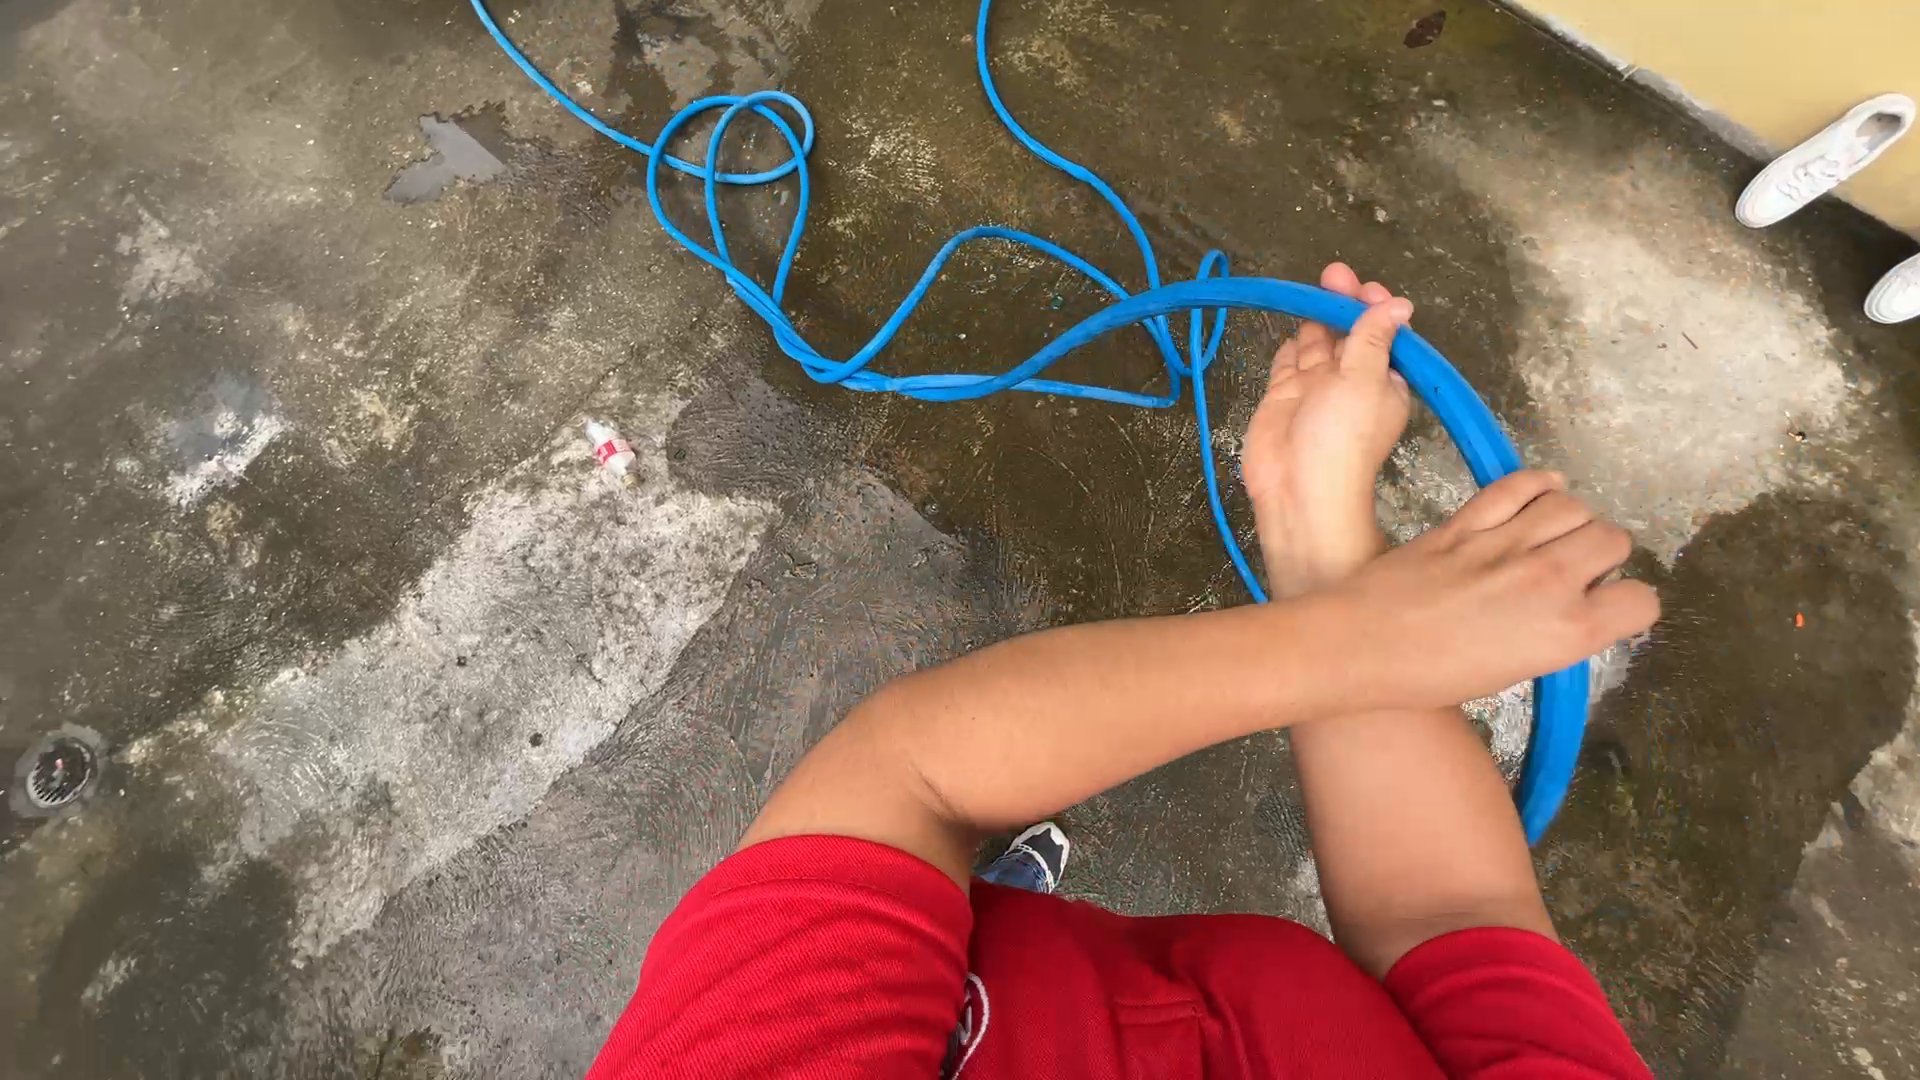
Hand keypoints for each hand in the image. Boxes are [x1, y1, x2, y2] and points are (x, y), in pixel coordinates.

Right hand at [1243, 263, 1412, 597]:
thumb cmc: (1340, 435)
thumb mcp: (1365, 380)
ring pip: (1316, 345)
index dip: (1373, 307)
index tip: (1362, 285)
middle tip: (1330, 274)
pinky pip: (1287, 365)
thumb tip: (1399, 305)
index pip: (1382, 334)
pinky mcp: (1281, 398)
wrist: (1298, 487)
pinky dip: (1289, 348)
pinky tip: (1290, 332)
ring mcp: (1313, 390)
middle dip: (1341, 304)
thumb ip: (1374, 340)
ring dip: (1315, 320)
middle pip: (1347, 334)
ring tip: (1310, 291)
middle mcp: (1349, 382)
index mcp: (1382, 380)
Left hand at [1328, 470, 1659, 711]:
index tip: (1599, 604)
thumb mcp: (1508, 671)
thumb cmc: (1424, 675)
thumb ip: (1550, 635)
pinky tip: (1539, 490)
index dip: (1623, 602)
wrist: (1356, 647)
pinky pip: (1516, 486)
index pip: (1641, 600)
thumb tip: (1564, 611)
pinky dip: (1535, 483)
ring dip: (1569, 517)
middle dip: (1598, 552)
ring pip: (1571, 506)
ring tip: (1549, 533)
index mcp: (1567, 632)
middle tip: (1570, 567)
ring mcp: (1501, 546)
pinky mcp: (1460, 525)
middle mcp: (1545, 581)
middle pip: (1611, 538)